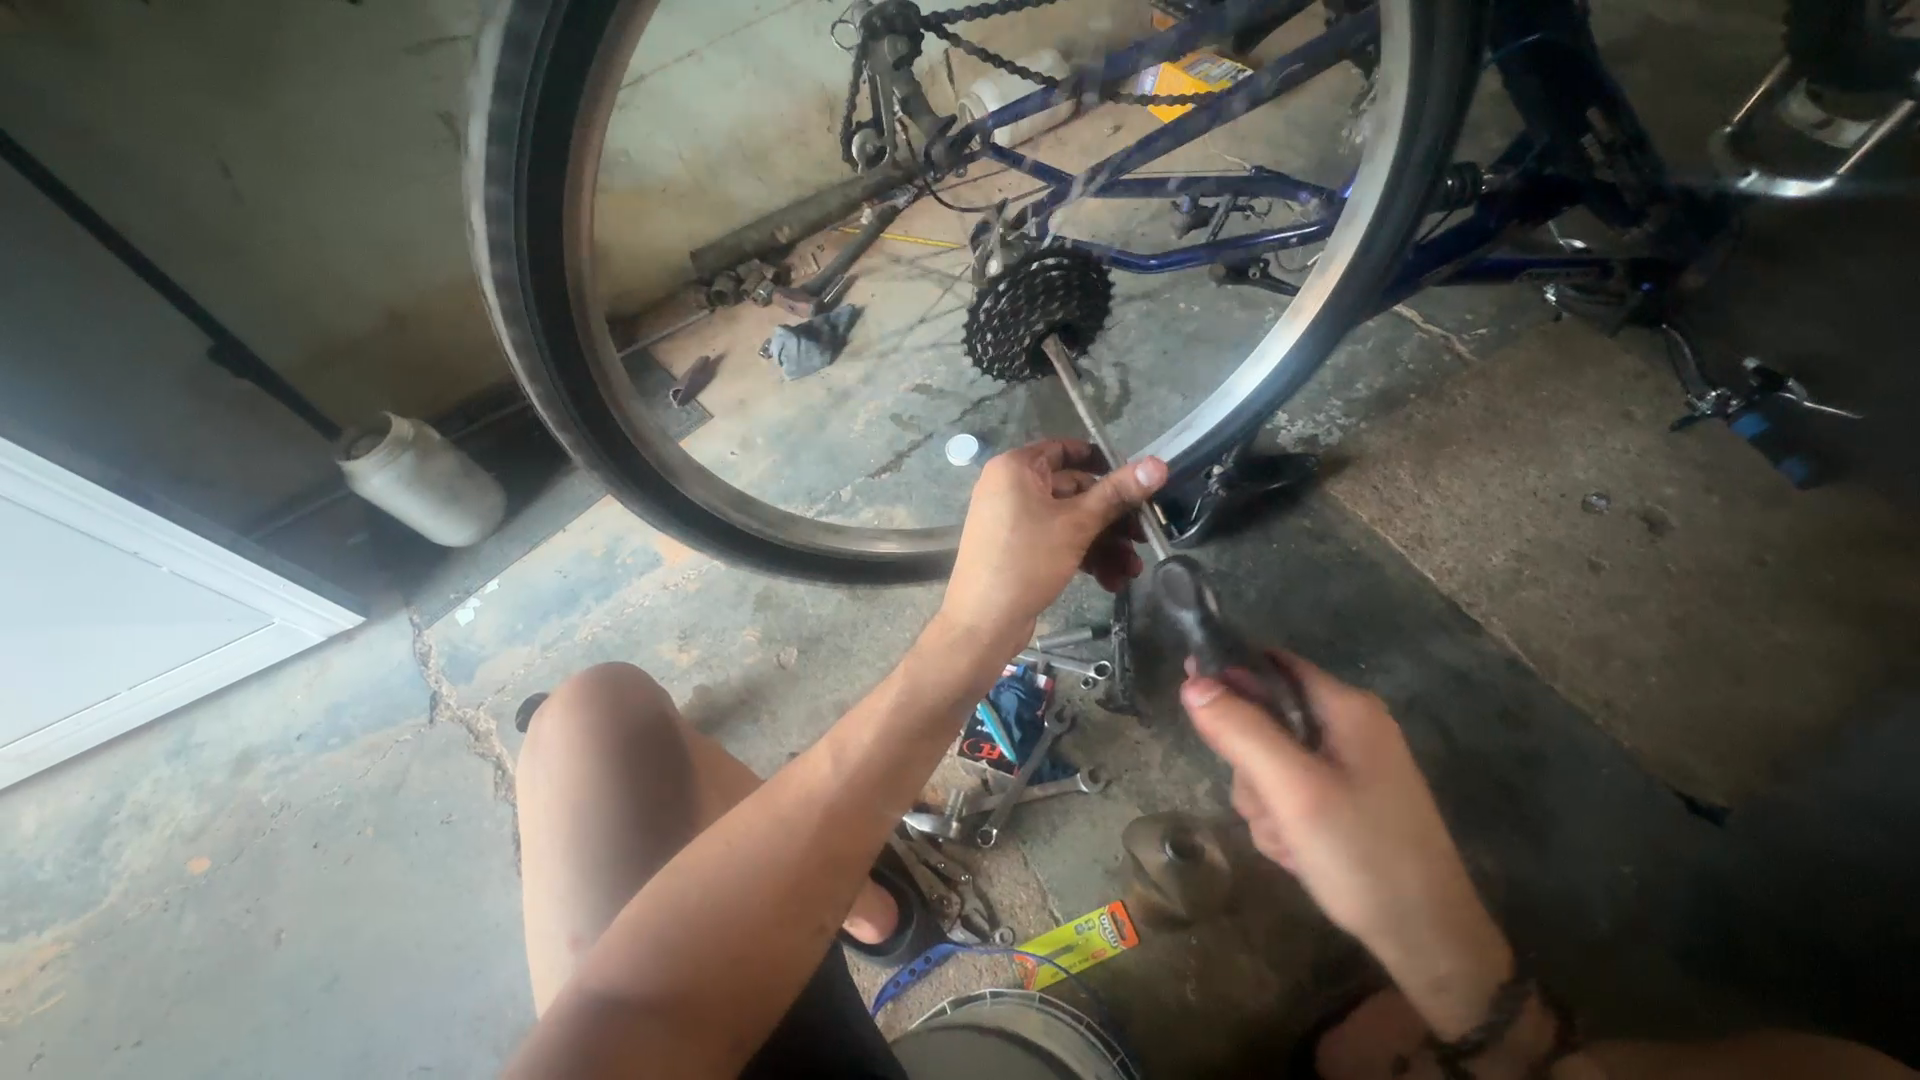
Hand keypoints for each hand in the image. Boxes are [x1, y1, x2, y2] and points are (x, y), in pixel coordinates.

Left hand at [940, 439, 1166, 656]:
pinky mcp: (1017, 550)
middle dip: (1112, 519)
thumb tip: (1158, 465)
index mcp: (1016, 468)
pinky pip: (1055, 542)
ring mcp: (1012, 521)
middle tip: (1142, 538)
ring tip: (1131, 570)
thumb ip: (1118, 494)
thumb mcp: (1077, 524)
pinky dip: (1082, 557)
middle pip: (1073, 491)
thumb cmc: (1027, 560)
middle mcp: (1010, 487)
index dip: (1101, 461)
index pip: (1064, 449)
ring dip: (1104, 544)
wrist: (983, 621)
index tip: (1133, 479)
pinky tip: (1111, 581)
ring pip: (1068, 522)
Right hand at [1180, 654, 1512, 1038]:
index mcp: (1347, 708)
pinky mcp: (1343, 802)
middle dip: (1250, 764)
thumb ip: (1241, 731)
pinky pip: (1287, 794)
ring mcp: (1346, 768)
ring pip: (1268, 763)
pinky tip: (1298, 852)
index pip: (1271, 665)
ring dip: (1263, 801)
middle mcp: (1348, 729)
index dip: (1228, 675)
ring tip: (1289, 838)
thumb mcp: (1293, 790)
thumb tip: (1192, 683)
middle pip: (1264, 719)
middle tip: (1267, 804)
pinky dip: (1281, 821)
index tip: (1193, 705)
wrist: (1426, 938)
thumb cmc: (1363, 854)